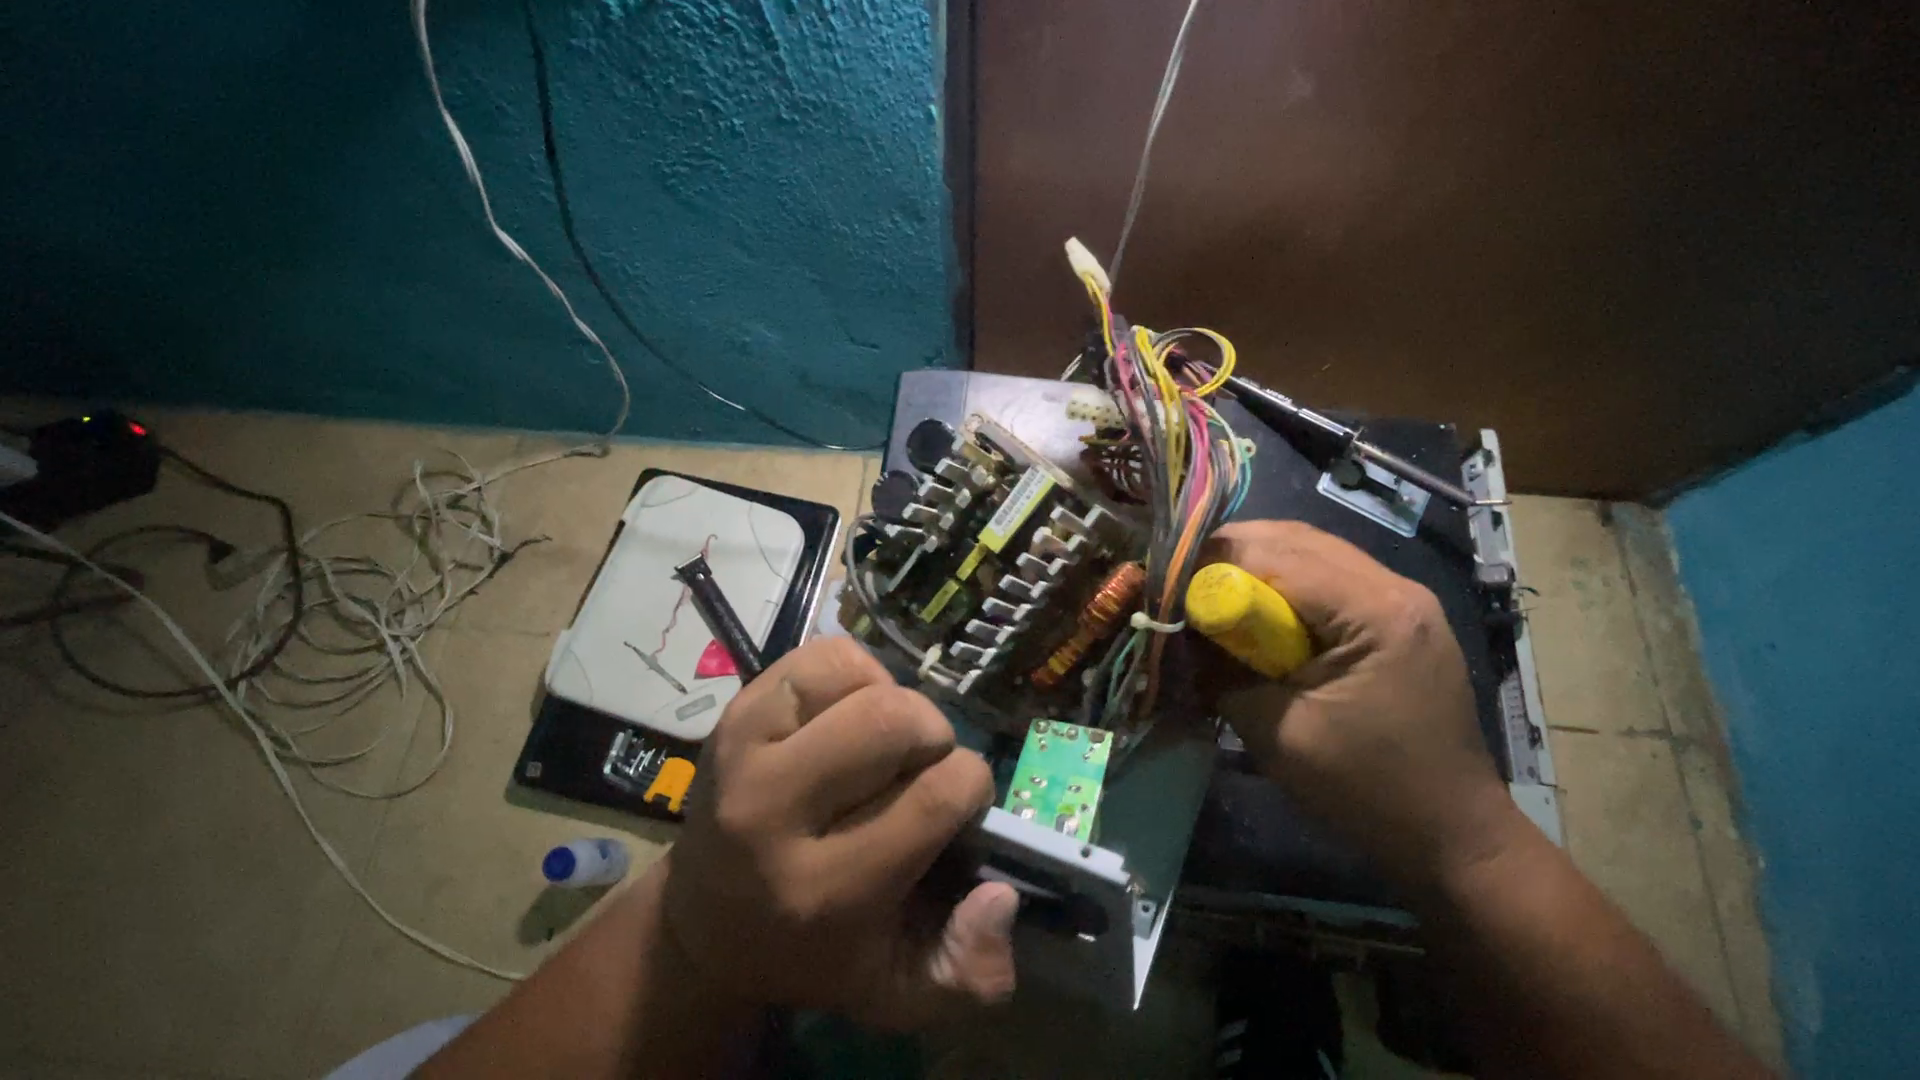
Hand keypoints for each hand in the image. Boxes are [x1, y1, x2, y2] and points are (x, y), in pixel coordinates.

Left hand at [660, 637, 1018, 1027]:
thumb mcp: (895, 993)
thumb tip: (1001, 894)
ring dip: (897, 702)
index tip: (963, 802)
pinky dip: (859, 676)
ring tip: (888, 743)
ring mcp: (745, 753)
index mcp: (823, 891)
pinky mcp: (734, 714)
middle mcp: (773, 814)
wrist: (705, 923)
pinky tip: (854, 713)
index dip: (971, 786)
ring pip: (860, 683)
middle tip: (926, 767)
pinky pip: (823, 657)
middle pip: (894, 722)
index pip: (934, 797)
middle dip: (935, 737)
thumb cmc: (812, 954)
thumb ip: (968, 970)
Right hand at [1202, 521, 1520, 888]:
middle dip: (1231, 553)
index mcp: (1376, 613)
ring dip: (1257, 564)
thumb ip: (1222, 675)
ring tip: (1208, 591)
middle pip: (1298, 540)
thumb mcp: (1277, 735)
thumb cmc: (1366, 791)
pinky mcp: (1399, 620)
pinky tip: (1256, 609)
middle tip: (1180, 580)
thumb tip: (1178, 635)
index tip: (1166, 580)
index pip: (1278, 557)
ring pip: (1314, 552)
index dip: (1215, 562)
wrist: (1453, 836)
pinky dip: (1286, 584)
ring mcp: (1404, 601)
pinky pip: (1331, 580)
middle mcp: (1397, 589)